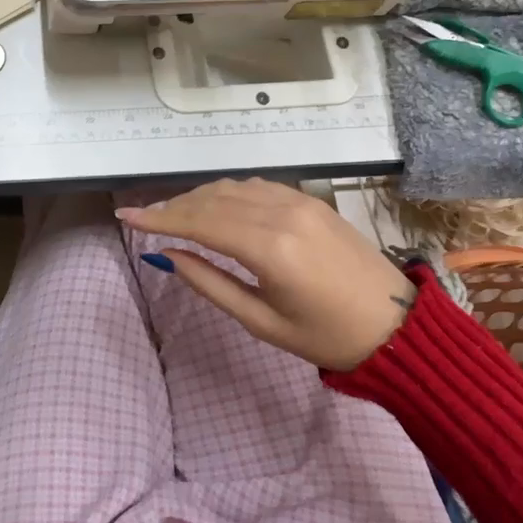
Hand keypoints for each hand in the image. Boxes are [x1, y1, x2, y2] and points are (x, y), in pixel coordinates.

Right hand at [119, 178, 417, 370]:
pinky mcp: (309, 199)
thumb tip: (167, 256)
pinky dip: (226, 193)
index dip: (158, 218)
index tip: (125, 216)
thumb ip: (210, 284)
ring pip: (231, 187)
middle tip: (144, 218)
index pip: (199, 222)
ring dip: (198, 197)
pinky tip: (215, 207)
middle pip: (211, 199)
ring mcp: (298, 200)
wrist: (397, 325)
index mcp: (270, 249)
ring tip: (174, 215)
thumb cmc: (327, 336)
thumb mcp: (262, 322)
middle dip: (173, 206)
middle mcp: (281, 213)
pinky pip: (255, 186)